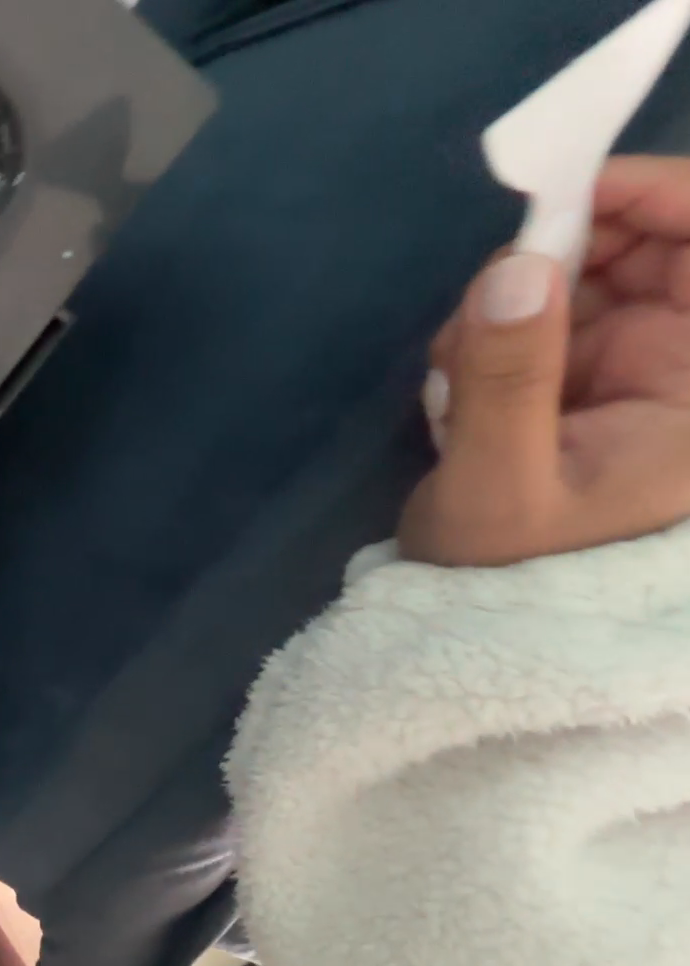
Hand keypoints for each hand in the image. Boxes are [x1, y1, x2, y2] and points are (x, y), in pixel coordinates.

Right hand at [400, 155, 689, 566]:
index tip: (562, 194)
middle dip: (560, 262)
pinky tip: (457, 386)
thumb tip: (516, 267)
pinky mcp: (587, 374)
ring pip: (588, 280)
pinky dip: (490, 333)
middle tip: (477, 313)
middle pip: (660, 249)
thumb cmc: (505, 567)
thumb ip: (509, 377)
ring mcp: (641, 365)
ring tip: (454, 375)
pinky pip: (544, 316)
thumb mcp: (497, 479)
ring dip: (507, 307)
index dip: (666, 197)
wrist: (483, 615)